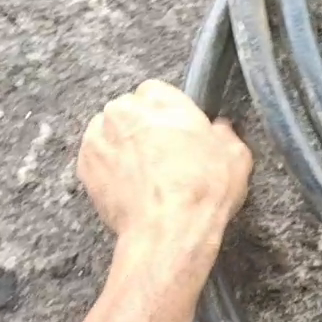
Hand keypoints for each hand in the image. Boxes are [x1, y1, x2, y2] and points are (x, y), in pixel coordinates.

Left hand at [77, 80, 252, 270]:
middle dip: (145, 128)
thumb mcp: (236, 158)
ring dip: (125, 145)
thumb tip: (220, 130)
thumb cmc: (201, 192)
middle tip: (166, 156)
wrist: (168, 230)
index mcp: (161, 102)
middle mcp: (125, 112)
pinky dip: (111, 168)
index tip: (180, 130)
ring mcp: (99, 137)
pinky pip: (97, 158)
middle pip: (131, 110)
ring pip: (111, 131)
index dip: (170, 112)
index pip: (158, 91)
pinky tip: (132, 187)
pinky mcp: (85, 165)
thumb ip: (225, 134)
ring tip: (148, 175)